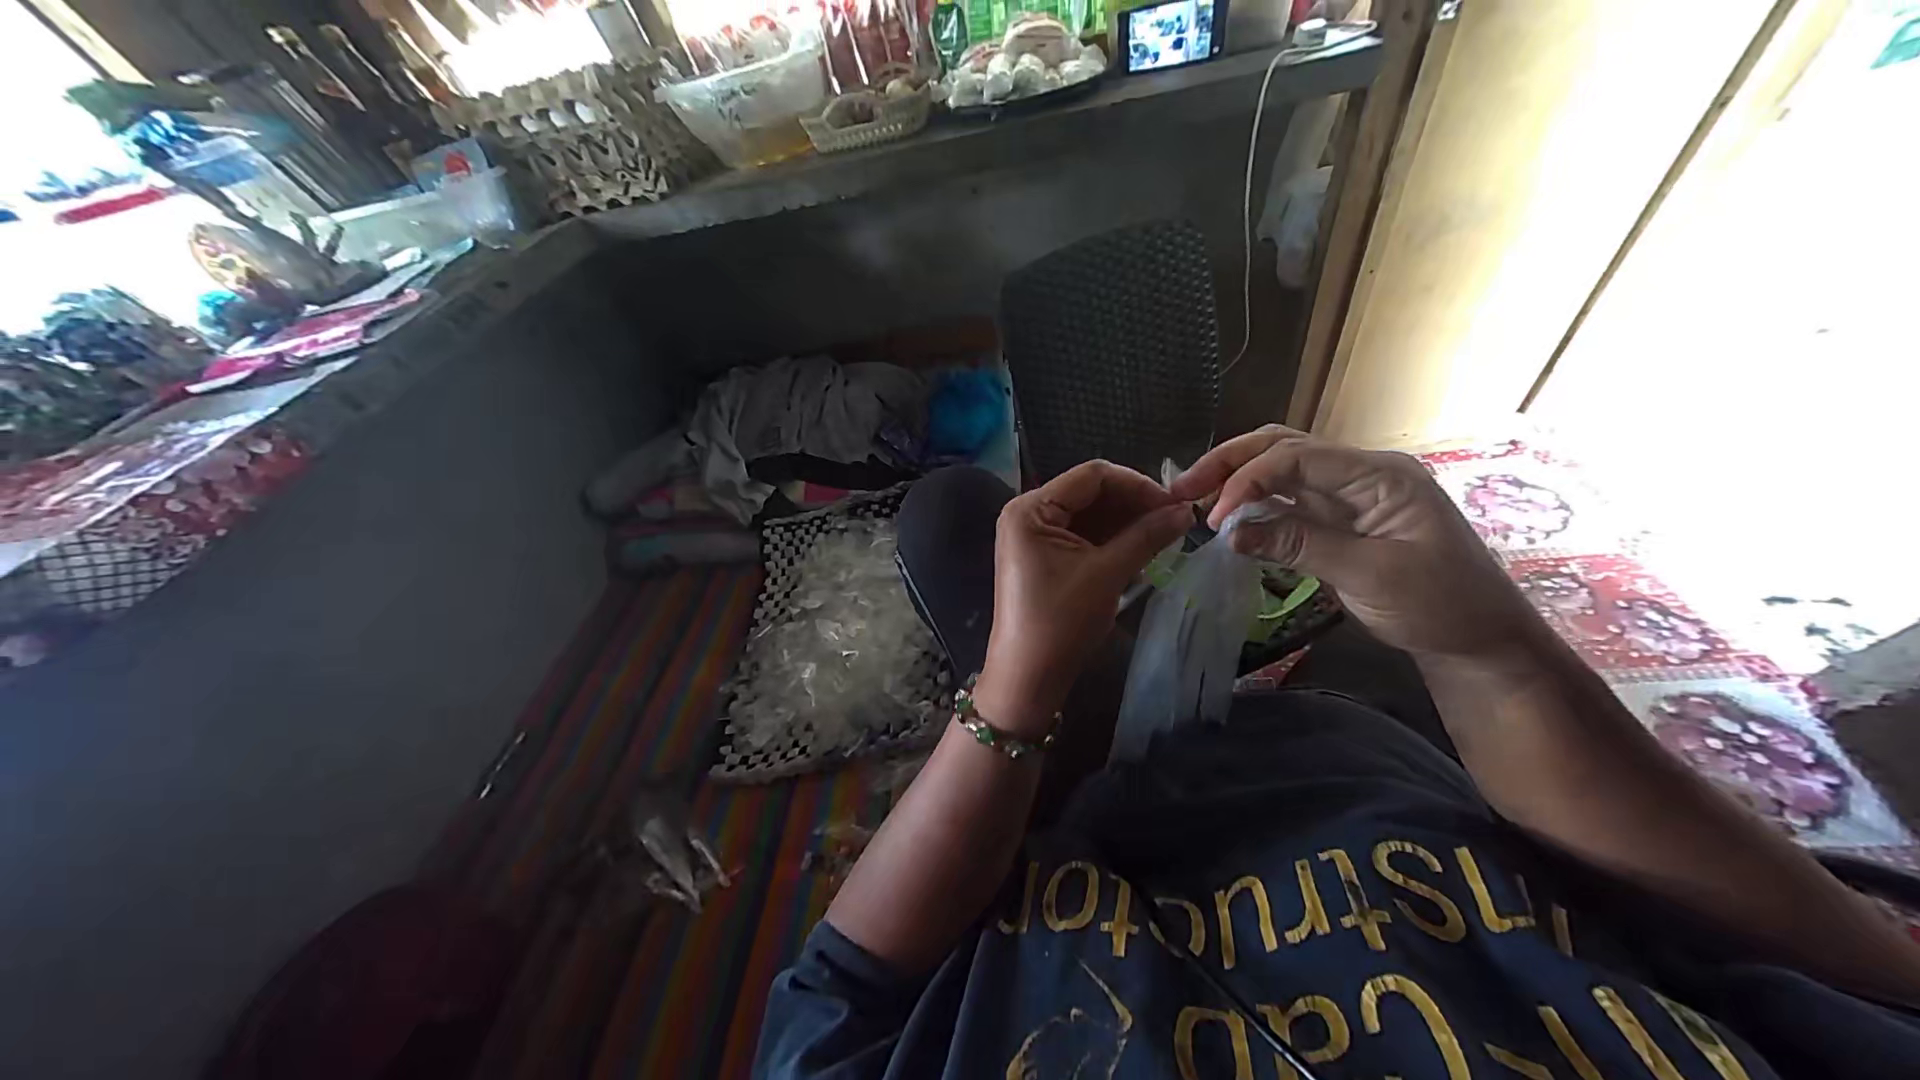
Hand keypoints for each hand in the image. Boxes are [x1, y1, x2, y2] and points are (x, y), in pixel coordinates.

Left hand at [973, 460, 1192, 734]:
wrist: (1028, 675)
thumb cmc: (1061, 621)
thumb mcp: (1107, 573)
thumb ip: (1147, 535)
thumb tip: (1187, 511)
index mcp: (1030, 509)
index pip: (1091, 476)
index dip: (1137, 484)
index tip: (1175, 503)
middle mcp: (1027, 513)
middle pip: (1090, 493)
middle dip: (1133, 503)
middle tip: (1176, 519)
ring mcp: (1034, 535)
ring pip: (1090, 514)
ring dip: (1126, 521)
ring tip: (1165, 534)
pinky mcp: (1044, 556)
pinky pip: (1083, 535)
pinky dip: (1112, 538)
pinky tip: (1143, 547)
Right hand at [1169, 425, 1539, 663]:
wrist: (1481, 640)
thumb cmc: (1440, 605)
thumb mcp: (1371, 575)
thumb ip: (1300, 545)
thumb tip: (1231, 533)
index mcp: (1378, 475)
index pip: (1296, 457)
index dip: (1246, 479)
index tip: (1212, 518)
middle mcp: (1360, 473)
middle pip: (1282, 448)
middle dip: (1229, 464)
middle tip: (1182, 489)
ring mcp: (1349, 496)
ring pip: (1280, 471)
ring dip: (1236, 481)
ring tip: (1194, 499)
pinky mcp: (1338, 520)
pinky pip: (1286, 502)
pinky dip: (1253, 507)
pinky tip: (1228, 520)